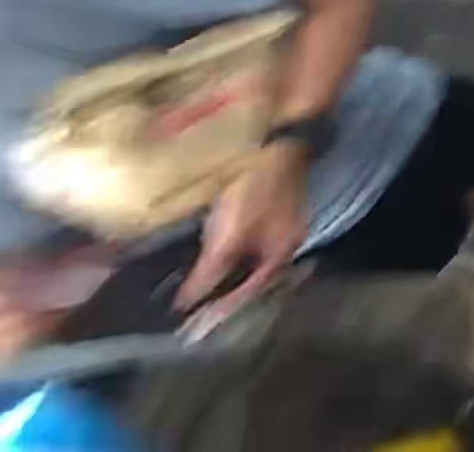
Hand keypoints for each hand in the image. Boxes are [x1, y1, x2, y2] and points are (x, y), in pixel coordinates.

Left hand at [179, 145, 308, 328]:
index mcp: (283, 251)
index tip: (187, 330)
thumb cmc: (254, 190)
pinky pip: (247, 245)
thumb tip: (187, 304)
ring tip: (193, 289)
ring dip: (226, 277)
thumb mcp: (230, 234)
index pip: (251, 294)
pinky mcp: (271, 210)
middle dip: (225, 296)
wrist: (276, 142)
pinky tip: (211, 257)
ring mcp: (281, 224)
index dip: (220, 312)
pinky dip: (229, 258)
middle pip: (254, 279)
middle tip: (189, 313)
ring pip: (251, 262)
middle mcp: (287, 241)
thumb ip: (210, 272)